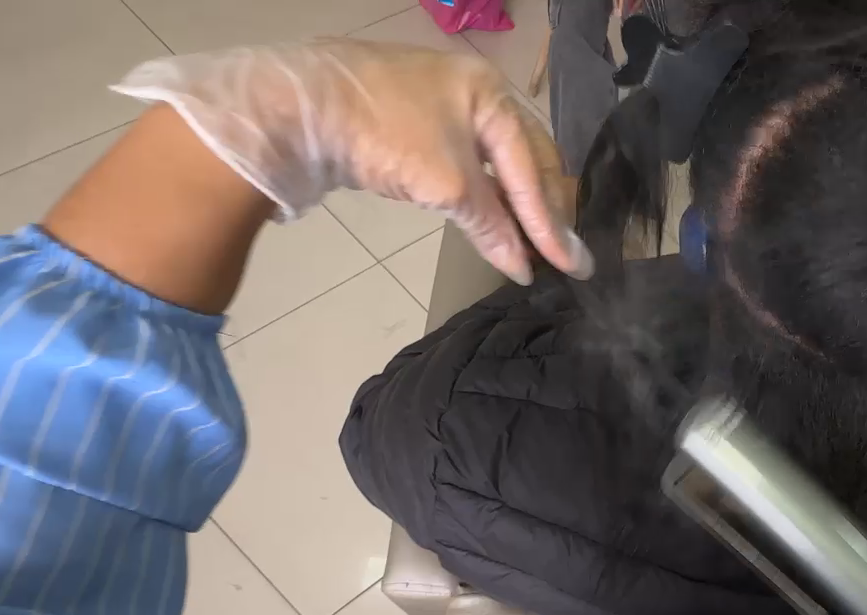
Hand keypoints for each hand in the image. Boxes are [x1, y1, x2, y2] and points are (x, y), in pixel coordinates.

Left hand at [114, 40, 592, 285]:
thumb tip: (524, 269)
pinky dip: (490, 198)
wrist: (294, 108)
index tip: (572, 266)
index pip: (535, 169)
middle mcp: (477, 92)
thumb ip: (493, 227)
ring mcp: (447, 105)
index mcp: (492, 94)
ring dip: (519, 208)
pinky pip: (473, 166)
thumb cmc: (383, 133)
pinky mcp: (421, 124)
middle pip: (528, 162)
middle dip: (546, 212)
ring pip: (501, 165)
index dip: (552, 224)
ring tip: (536, 245)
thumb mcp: (448, 185)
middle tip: (563, 255)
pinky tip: (498, 224)